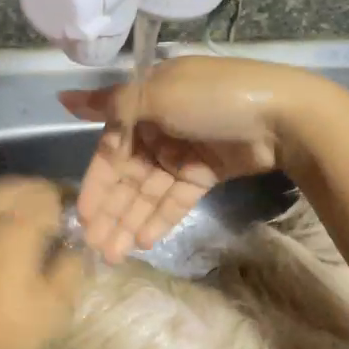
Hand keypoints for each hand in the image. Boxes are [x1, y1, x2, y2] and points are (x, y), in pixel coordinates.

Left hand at [0, 177, 86, 348]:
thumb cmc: (11, 330)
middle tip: (59, 217)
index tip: (79, 222)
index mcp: (15, 227)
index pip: (47, 194)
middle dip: (42, 195)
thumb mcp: (57, 303)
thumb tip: (77, 244)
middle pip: (19, 186)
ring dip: (18, 197)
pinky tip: (9, 231)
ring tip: (36, 219)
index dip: (68, 204)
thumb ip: (72, 263)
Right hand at [60, 56, 326, 263]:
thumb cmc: (215, 98)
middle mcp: (160, 126)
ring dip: (131, 221)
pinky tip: (144, 241)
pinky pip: (176, 199)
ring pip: (150, 192)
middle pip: (129, 174)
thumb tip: (63, 99)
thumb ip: (111, 104)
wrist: (285, 117)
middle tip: (94, 245)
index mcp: (146, 101)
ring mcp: (184, 152)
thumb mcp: (159, 93)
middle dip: (111, 210)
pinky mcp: (206, 173)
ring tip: (113, 254)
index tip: (84, 213)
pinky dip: (160, 218)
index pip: (112, 146)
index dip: (97, 181)